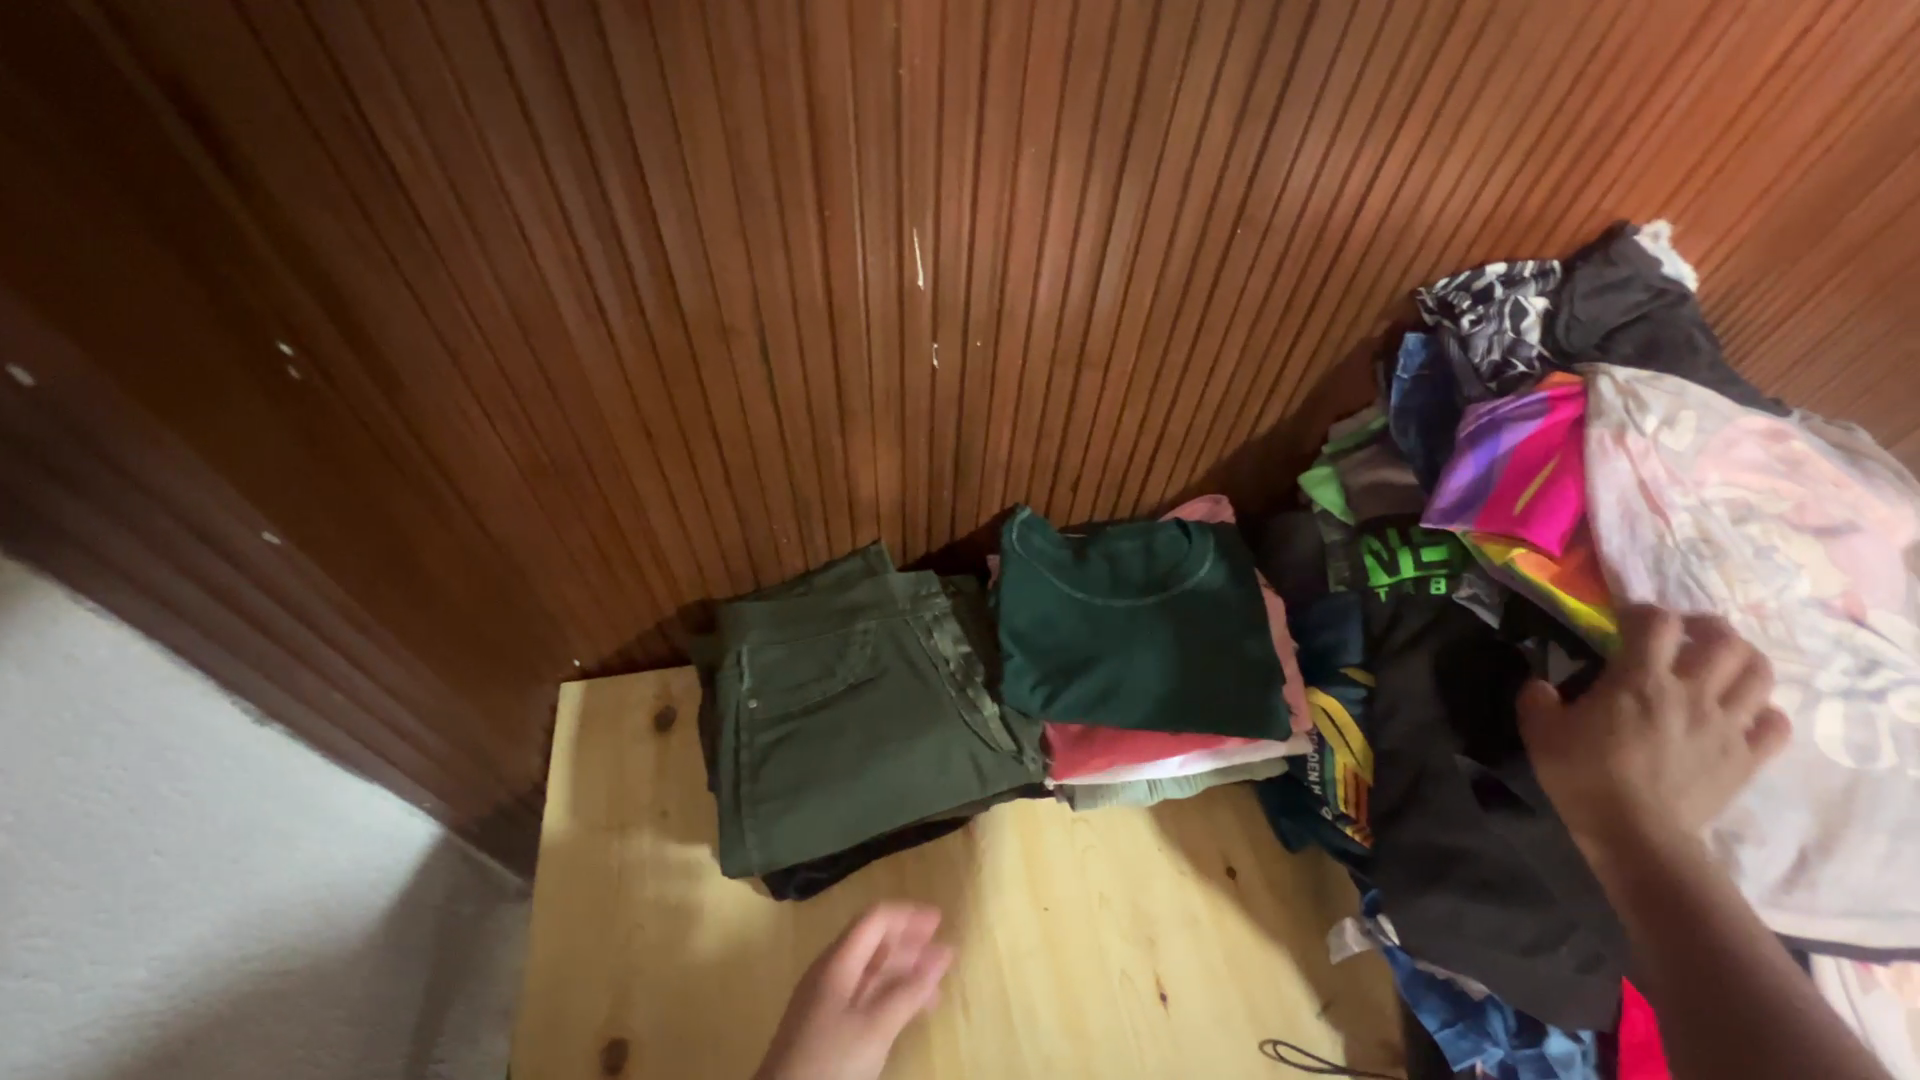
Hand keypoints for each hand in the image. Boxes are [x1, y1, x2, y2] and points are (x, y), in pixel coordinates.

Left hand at [753, 903, 953, 1079]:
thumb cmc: (830, 1062)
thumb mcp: (876, 1028)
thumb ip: (909, 991)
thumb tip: (942, 955)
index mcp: (838, 962)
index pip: (875, 919)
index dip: (908, 916)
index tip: (939, 922)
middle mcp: (830, 971)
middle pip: (873, 941)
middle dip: (909, 943)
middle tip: (943, 952)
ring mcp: (825, 997)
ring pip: (870, 970)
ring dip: (903, 971)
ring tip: (935, 986)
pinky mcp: (825, 1022)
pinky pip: (863, 993)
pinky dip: (889, 993)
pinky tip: (908, 1009)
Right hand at [1517, 604, 1791, 861]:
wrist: (1634, 832)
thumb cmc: (1582, 775)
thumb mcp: (1538, 730)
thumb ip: (1537, 698)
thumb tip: (1542, 685)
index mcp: (1639, 680)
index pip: (1657, 623)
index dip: (1644, 612)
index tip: (1628, 620)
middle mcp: (1691, 693)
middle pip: (1726, 640)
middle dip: (1707, 628)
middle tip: (1687, 634)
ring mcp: (1726, 726)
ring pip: (1760, 675)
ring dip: (1744, 660)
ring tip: (1722, 664)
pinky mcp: (1747, 757)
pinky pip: (1775, 724)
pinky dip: (1763, 711)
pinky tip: (1742, 713)